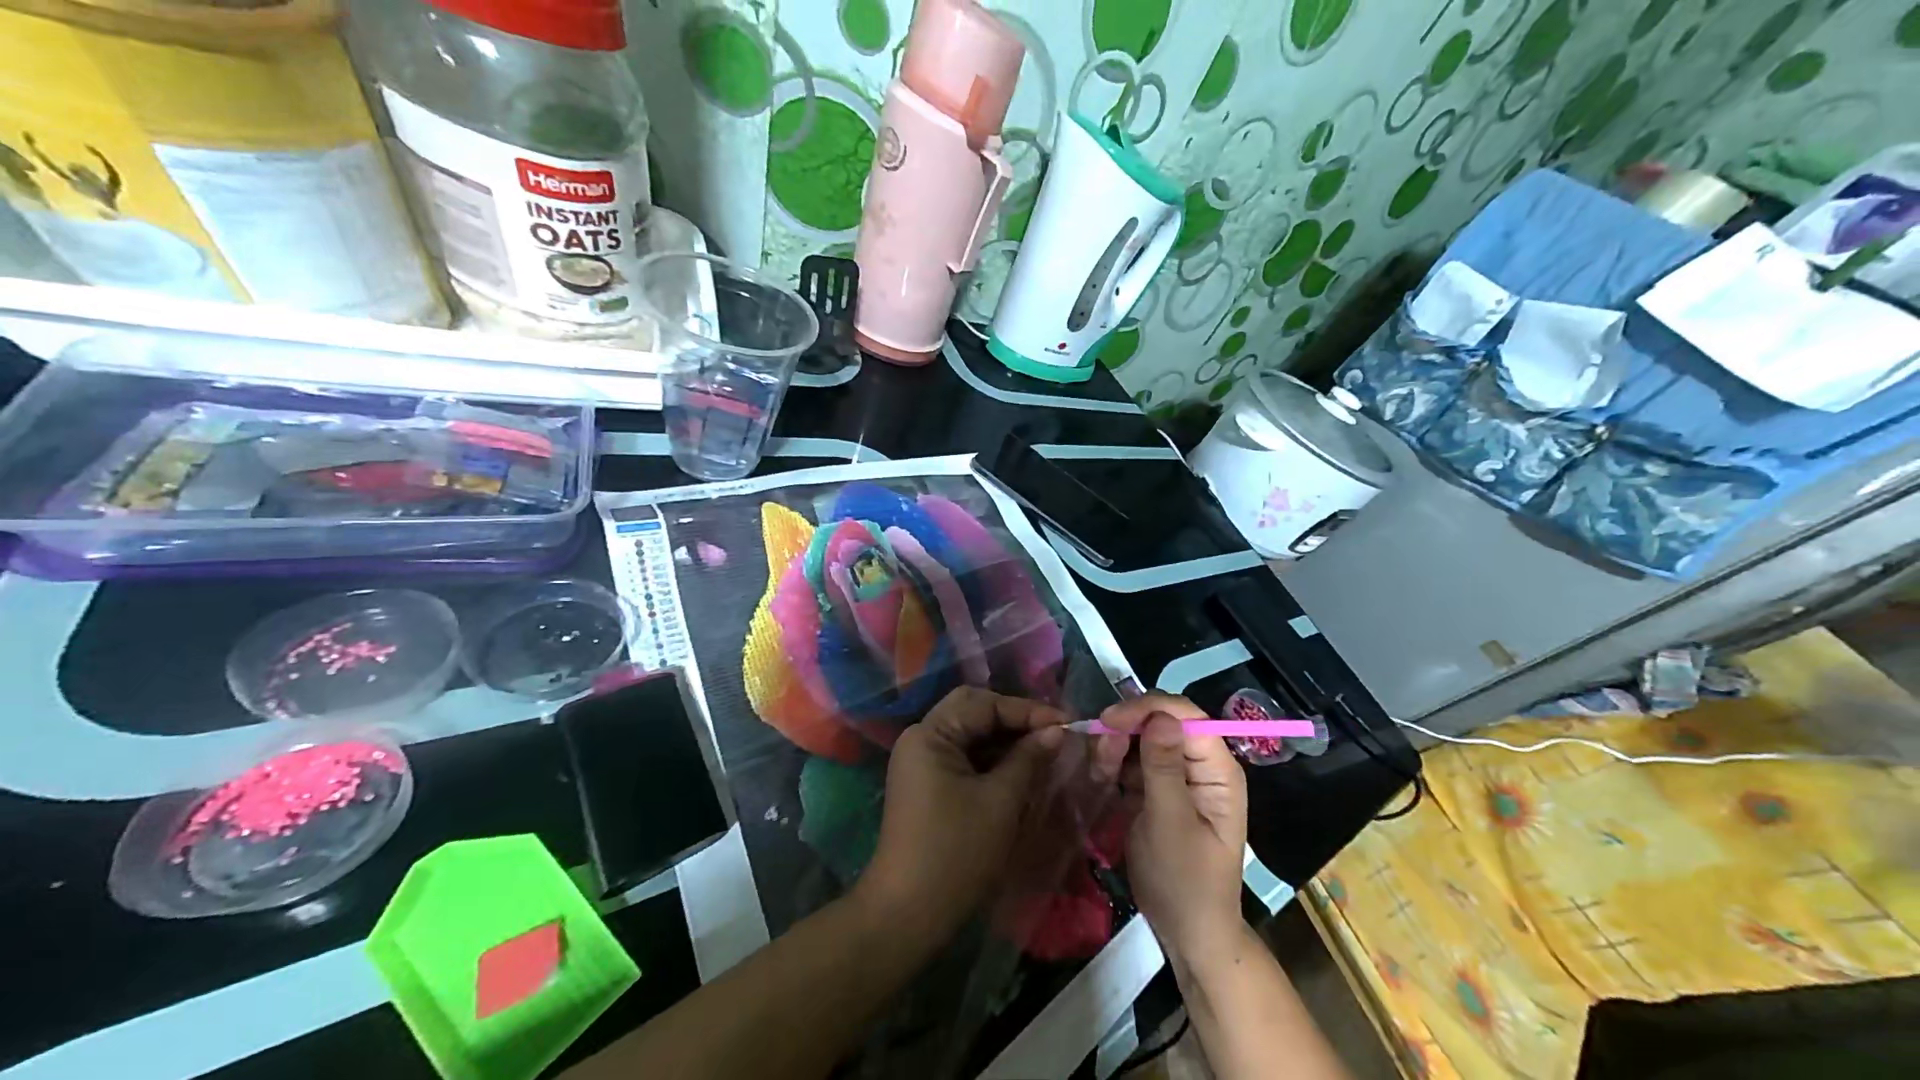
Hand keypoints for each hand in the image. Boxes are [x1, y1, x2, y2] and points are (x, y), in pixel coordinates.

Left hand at [856, 687, 1067, 940]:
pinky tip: (1022, 771)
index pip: (984, 704)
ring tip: (1046, 751)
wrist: (908, 912)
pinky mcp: (927, 786)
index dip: (1027, 710)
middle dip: (1015, 720)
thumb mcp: (1001, 801)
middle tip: (1055, 733)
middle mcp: (921, 739)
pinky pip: (964, 759)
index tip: (1068, 723)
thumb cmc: (957, 852)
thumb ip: (1029, 758)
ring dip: (1006, 741)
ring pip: (970, 735)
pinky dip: (992, 761)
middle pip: (973, 712)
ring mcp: (921, 764)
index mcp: (930, 734)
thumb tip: (1056, 730)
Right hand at [1095, 694, 1246, 966]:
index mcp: (1218, 770)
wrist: (1186, 930)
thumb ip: (1164, 768)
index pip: (1186, 715)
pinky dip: (1114, 764)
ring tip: (1099, 773)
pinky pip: (1132, 760)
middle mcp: (1200, 765)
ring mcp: (1178, 777)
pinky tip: (1101, 779)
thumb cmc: (1185, 880)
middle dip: (1127, 729)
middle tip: (1099, 753)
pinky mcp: (1156, 790)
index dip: (1148, 709)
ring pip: (1142, 738)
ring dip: (1116, 747)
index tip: (1109, 721)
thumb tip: (1160, 716)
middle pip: (1161, 722)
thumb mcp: (1171, 823)